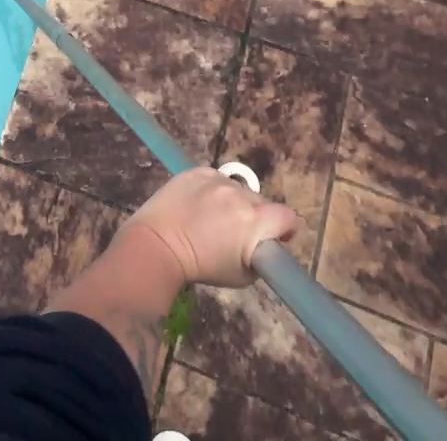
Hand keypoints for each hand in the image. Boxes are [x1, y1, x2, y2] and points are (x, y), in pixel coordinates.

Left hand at [119, 168, 297, 287]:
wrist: (158, 245)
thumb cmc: (202, 266)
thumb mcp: (243, 275)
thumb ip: (262, 256)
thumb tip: (264, 245)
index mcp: (254, 220)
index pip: (288, 216)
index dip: (284, 229)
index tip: (273, 238)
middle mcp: (238, 194)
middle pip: (261, 201)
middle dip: (256, 215)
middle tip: (237, 231)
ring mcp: (215, 179)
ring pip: (238, 188)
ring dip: (233, 201)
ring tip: (213, 216)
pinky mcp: (196, 171)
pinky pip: (216, 179)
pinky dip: (213, 190)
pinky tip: (199, 204)